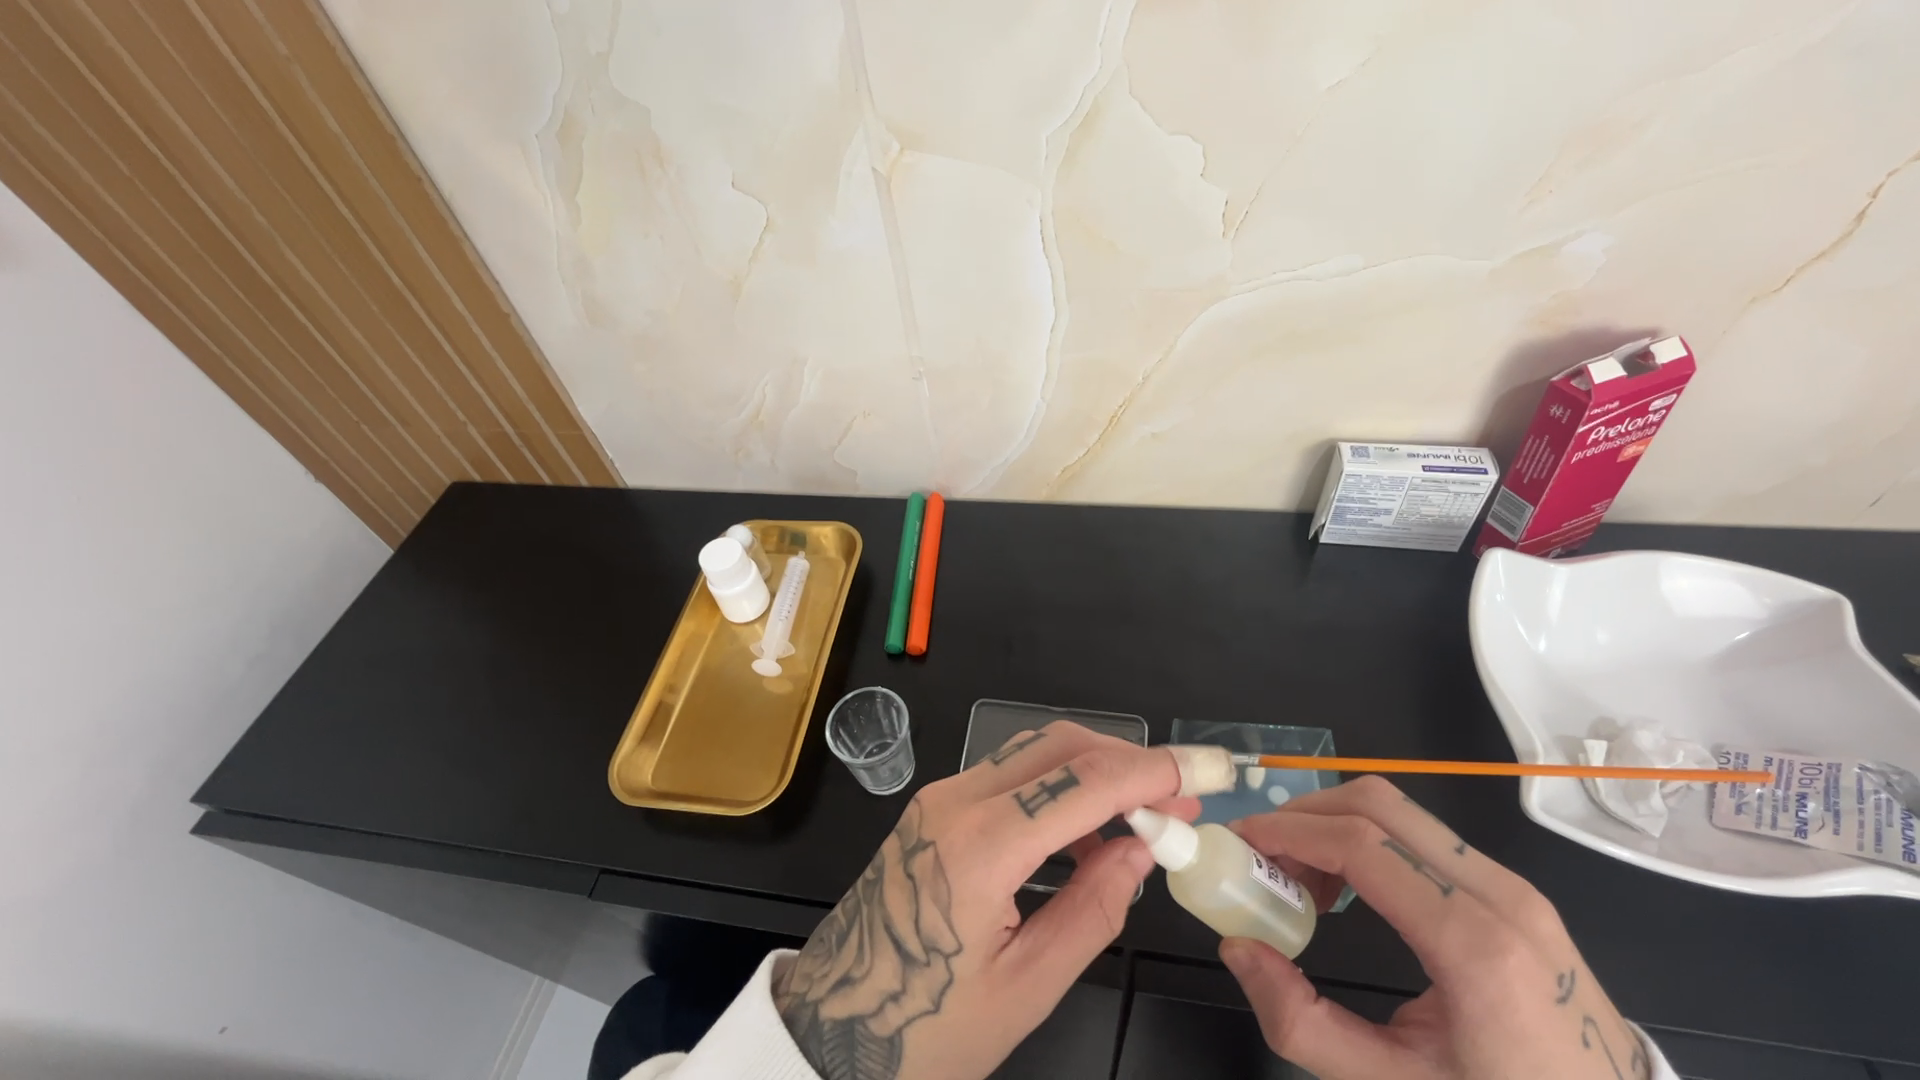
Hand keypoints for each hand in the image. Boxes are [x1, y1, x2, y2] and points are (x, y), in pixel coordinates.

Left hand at [773, 721, 1197, 1079]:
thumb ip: (1093, 908)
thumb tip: (1143, 848)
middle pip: (1061, 745)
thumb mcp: (1027, 985)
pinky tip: (1087, 833)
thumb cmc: (928, 1027)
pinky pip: (1009, 776)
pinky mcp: (932, 809)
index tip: (1209, 772)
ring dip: (1096, 769)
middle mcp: (955, 801)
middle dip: (1130, 761)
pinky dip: (1059, 787)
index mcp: (979, 846)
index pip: (1085, 782)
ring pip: (1034, 751)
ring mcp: (938, 799)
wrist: (832, 1024)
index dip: (1155, 771)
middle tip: (1182, 797)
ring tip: (1147, 815)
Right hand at [1221, 776, 1648, 1079]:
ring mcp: (1514, 888)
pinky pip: (1425, 838)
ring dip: (1334, 826)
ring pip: (1401, 811)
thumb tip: (1238, 949)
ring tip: (1300, 882)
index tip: (1241, 845)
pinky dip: (1367, 842)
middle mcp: (1499, 895)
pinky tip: (1348, 891)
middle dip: (1303, 815)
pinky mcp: (1516, 893)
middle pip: (1379, 803)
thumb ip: (1305, 1024)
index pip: (1362, 844)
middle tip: (1262, 859)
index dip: (1288, 832)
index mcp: (1474, 945)